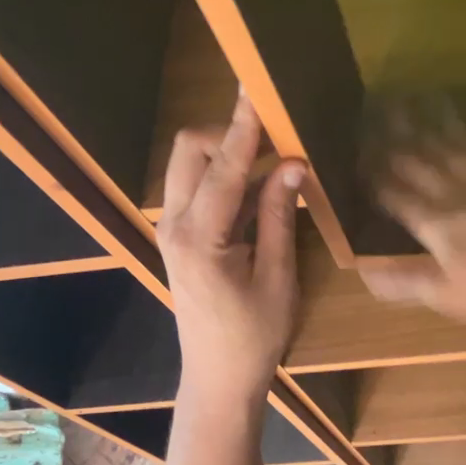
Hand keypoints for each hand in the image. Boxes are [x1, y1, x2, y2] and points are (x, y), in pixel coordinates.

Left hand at [157, 93, 306, 399]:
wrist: (216, 379)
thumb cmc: (253, 337)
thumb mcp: (277, 278)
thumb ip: (280, 217)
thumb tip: (293, 164)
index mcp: (200, 238)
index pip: (223, 165)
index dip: (243, 124)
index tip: (254, 85)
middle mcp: (175, 225)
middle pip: (189, 150)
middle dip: (227, 135)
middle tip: (275, 141)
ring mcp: (172, 230)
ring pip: (190, 167)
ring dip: (228, 156)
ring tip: (277, 163)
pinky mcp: (180, 238)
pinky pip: (198, 190)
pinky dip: (227, 181)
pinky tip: (265, 191)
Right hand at [360, 135, 465, 324]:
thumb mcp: (453, 299)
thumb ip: (408, 283)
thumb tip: (365, 273)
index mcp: (436, 225)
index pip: (394, 196)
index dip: (371, 180)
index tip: (351, 162)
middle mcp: (455, 191)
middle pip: (414, 161)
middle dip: (385, 142)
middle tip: (362, 119)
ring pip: (441, 143)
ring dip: (415, 125)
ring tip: (395, 104)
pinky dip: (457, 126)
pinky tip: (450, 117)